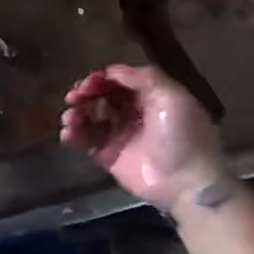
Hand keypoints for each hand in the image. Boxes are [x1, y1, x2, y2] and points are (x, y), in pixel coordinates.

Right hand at [60, 64, 226, 207]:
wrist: (186, 183)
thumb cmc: (182, 137)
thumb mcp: (173, 99)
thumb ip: (144, 78)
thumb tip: (111, 71)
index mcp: (149, 98)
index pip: (117, 81)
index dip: (100, 79)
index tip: (88, 85)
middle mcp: (132, 113)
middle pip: (99, 96)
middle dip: (83, 94)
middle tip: (73, 98)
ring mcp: (119, 135)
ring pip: (88, 116)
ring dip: (75, 113)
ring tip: (70, 119)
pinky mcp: (107, 155)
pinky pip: (83, 139)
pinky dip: (72, 134)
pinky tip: (68, 134)